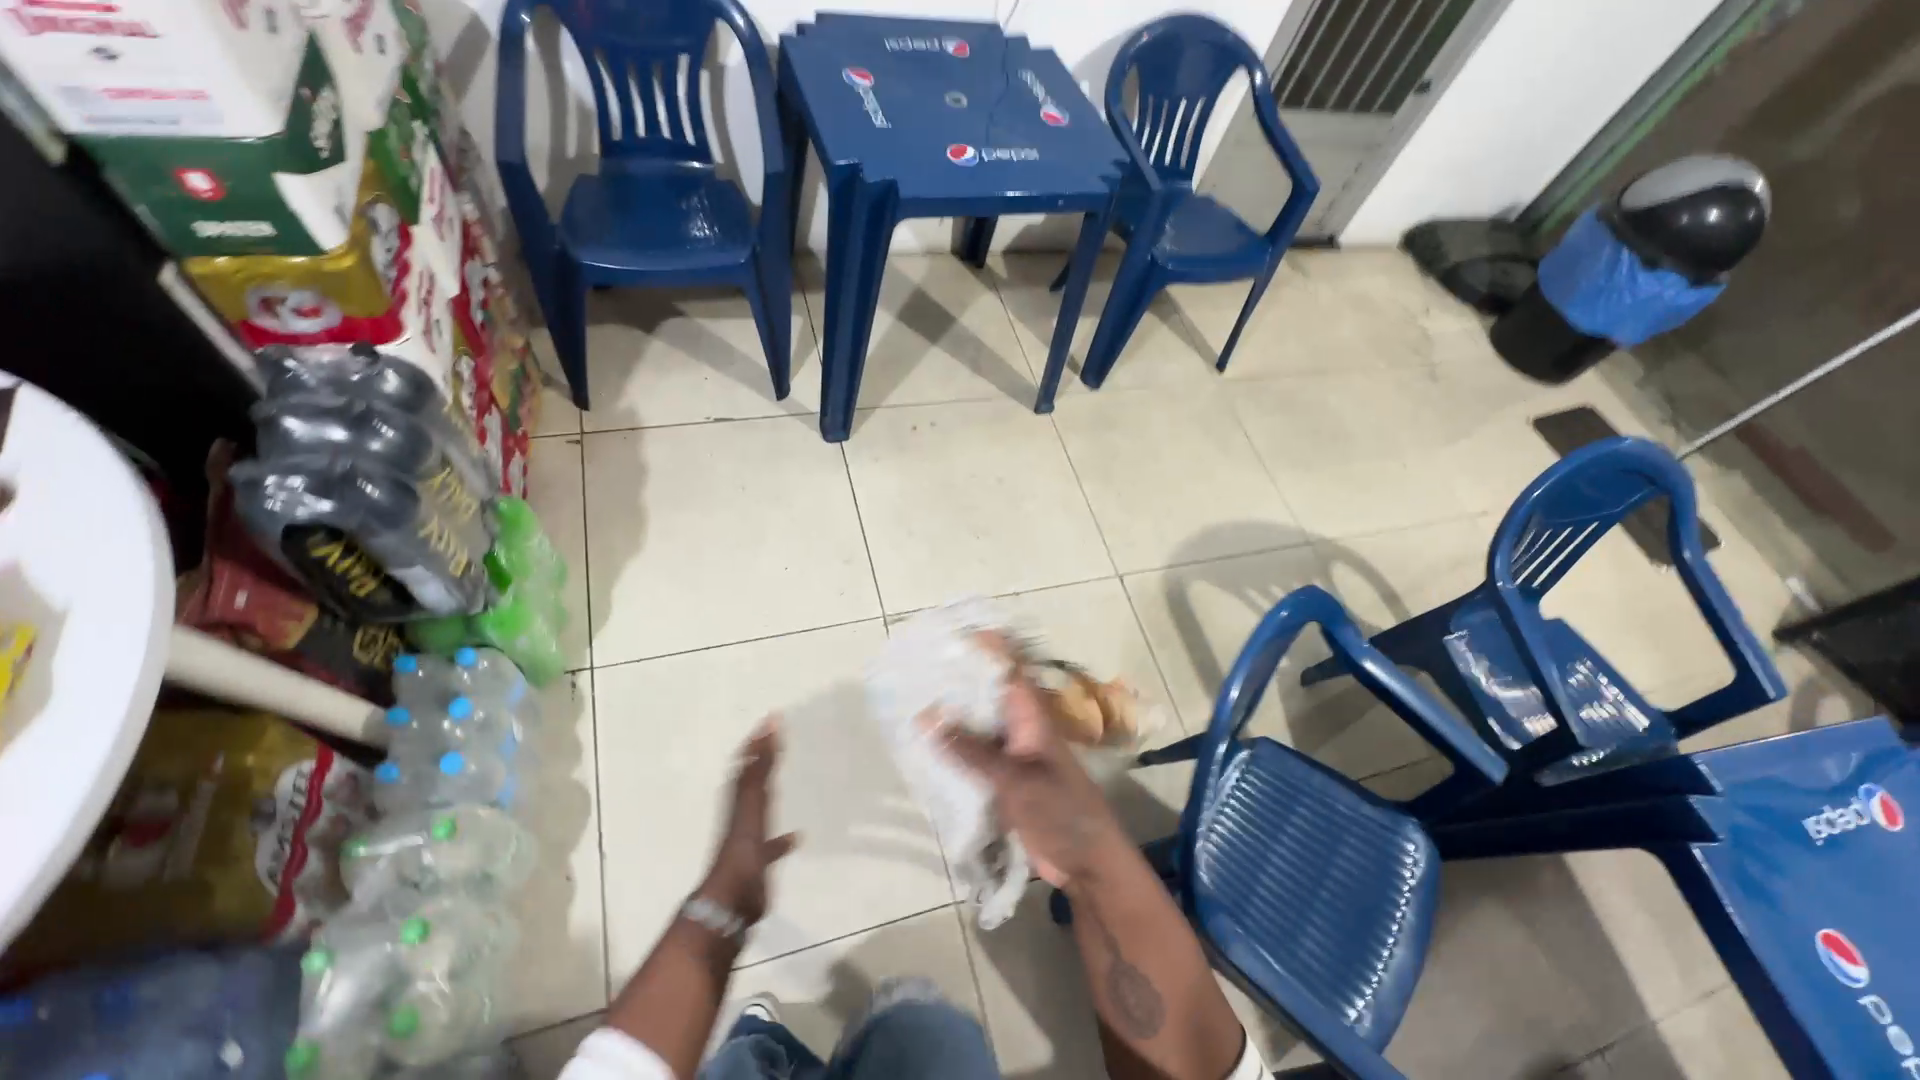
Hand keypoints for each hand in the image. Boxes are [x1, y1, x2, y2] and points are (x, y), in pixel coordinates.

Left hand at [697, 716, 798, 924]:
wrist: (731, 898)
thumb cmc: (742, 848)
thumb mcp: (751, 803)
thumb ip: (759, 770)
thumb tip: (766, 729)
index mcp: (741, 799)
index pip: (749, 763)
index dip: (759, 742)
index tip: (771, 719)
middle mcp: (742, 815)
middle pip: (751, 782)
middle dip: (761, 762)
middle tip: (776, 742)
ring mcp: (749, 839)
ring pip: (759, 809)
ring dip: (769, 794)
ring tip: (781, 783)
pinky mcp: (757, 862)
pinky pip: (771, 843)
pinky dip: (782, 838)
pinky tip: (796, 837)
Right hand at [922, 632, 1126, 886]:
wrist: (1086, 861)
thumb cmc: (1061, 811)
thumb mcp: (1016, 779)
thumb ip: (971, 751)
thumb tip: (928, 716)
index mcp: (1033, 720)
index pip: (1010, 673)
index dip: (990, 650)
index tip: (958, 633)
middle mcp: (1022, 732)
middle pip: (991, 698)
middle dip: (962, 682)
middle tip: (923, 668)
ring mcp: (1014, 758)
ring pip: (981, 728)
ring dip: (955, 718)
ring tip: (916, 702)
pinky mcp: (1007, 784)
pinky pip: (976, 759)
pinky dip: (956, 752)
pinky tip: (929, 750)